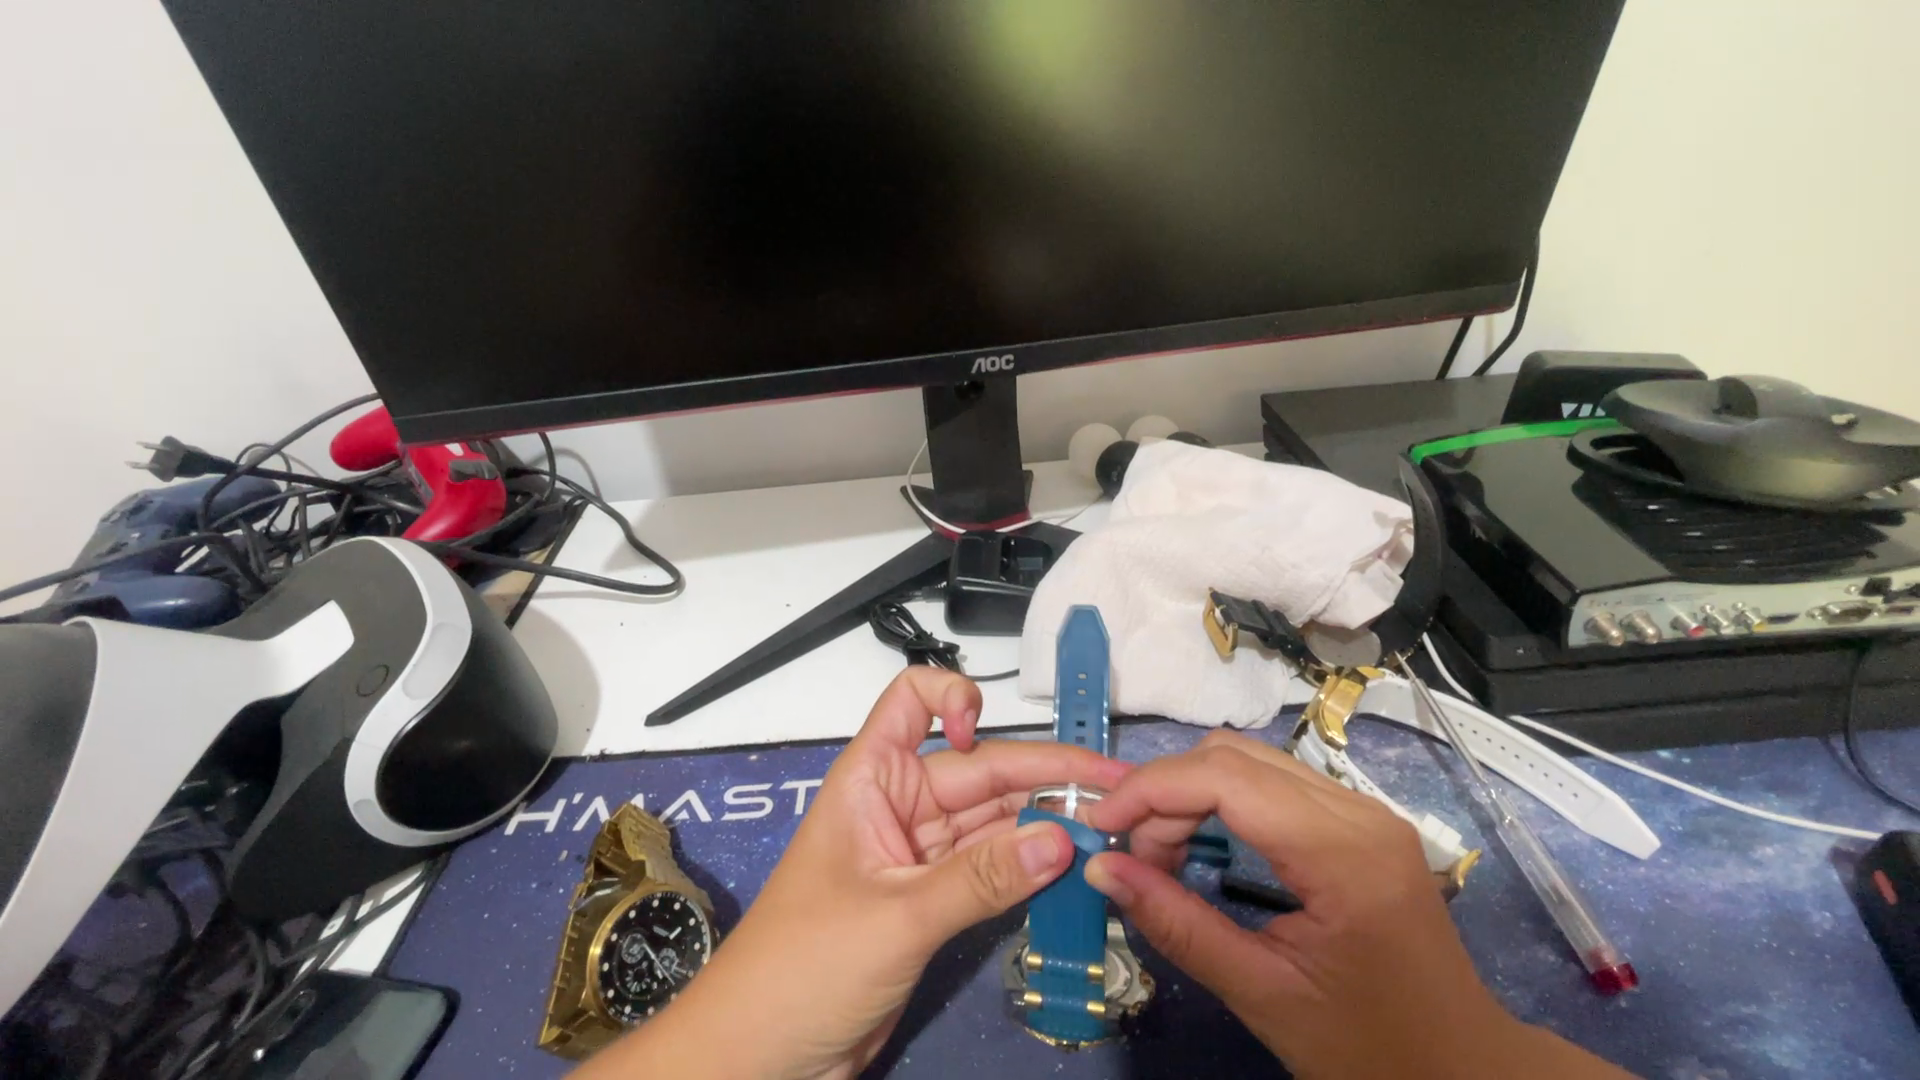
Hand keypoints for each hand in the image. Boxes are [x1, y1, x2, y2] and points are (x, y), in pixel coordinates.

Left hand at [575, 667, 1128, 1079]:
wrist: (762, 1056)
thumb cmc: (805, 966)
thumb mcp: (896, 917)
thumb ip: (982, 879)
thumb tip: (1064, 838)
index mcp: (872, 777)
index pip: (910, 700)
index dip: (952, 698)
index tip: (982, 732)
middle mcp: (900, 802)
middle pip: (980, 769)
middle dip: (1044, 776)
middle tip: (1117, 790)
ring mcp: (921, 851)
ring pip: (993, 818)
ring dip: (1046, 822)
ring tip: (1112, 825)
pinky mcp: (935, 897)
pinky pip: (992, 866)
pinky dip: (1030, 865)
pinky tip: (1073, 863)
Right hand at [1083, 732, 1633, 1079]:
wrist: (1464, 1071)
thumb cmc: (1370, 1049)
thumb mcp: (1262, 995)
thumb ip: (1177, 925)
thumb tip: (1101, 869)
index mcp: (1343, 852)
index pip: (1225, 778)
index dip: (1150, 789)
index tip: (1099, 825)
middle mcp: (1356, 810)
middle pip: (1231, 756)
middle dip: (1165, 794)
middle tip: (1132, 855)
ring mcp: (1361, 808)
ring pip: (1246, 760)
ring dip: (1189, 794)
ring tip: (1161, 856)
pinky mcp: (1356, 819)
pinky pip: (1268, 782)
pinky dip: (1218, 801)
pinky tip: (1200, 843)